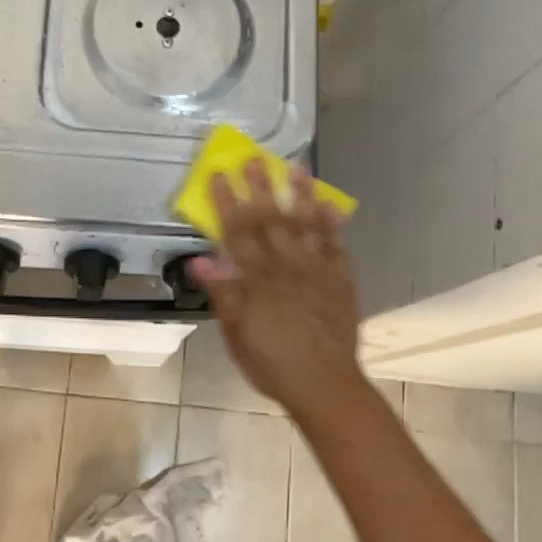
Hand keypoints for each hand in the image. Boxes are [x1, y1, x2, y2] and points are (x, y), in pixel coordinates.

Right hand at [190, 160, 363, 409]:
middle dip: (259, 187)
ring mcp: (318, 270)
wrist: (324, 383)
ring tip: (296, 167)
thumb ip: (222, 293)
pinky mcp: (342, 280)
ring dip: (300, 194)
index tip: (218, 174)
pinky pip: (337, 245)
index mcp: (257, 279)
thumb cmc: (271, 364)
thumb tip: (199, 259)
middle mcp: (287, 266)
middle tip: (253, 158)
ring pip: (307, 224)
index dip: (226, 201)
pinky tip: (330, 205)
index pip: (238, 232)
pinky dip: (333, 224)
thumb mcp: (236, 334)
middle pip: (271, 220)